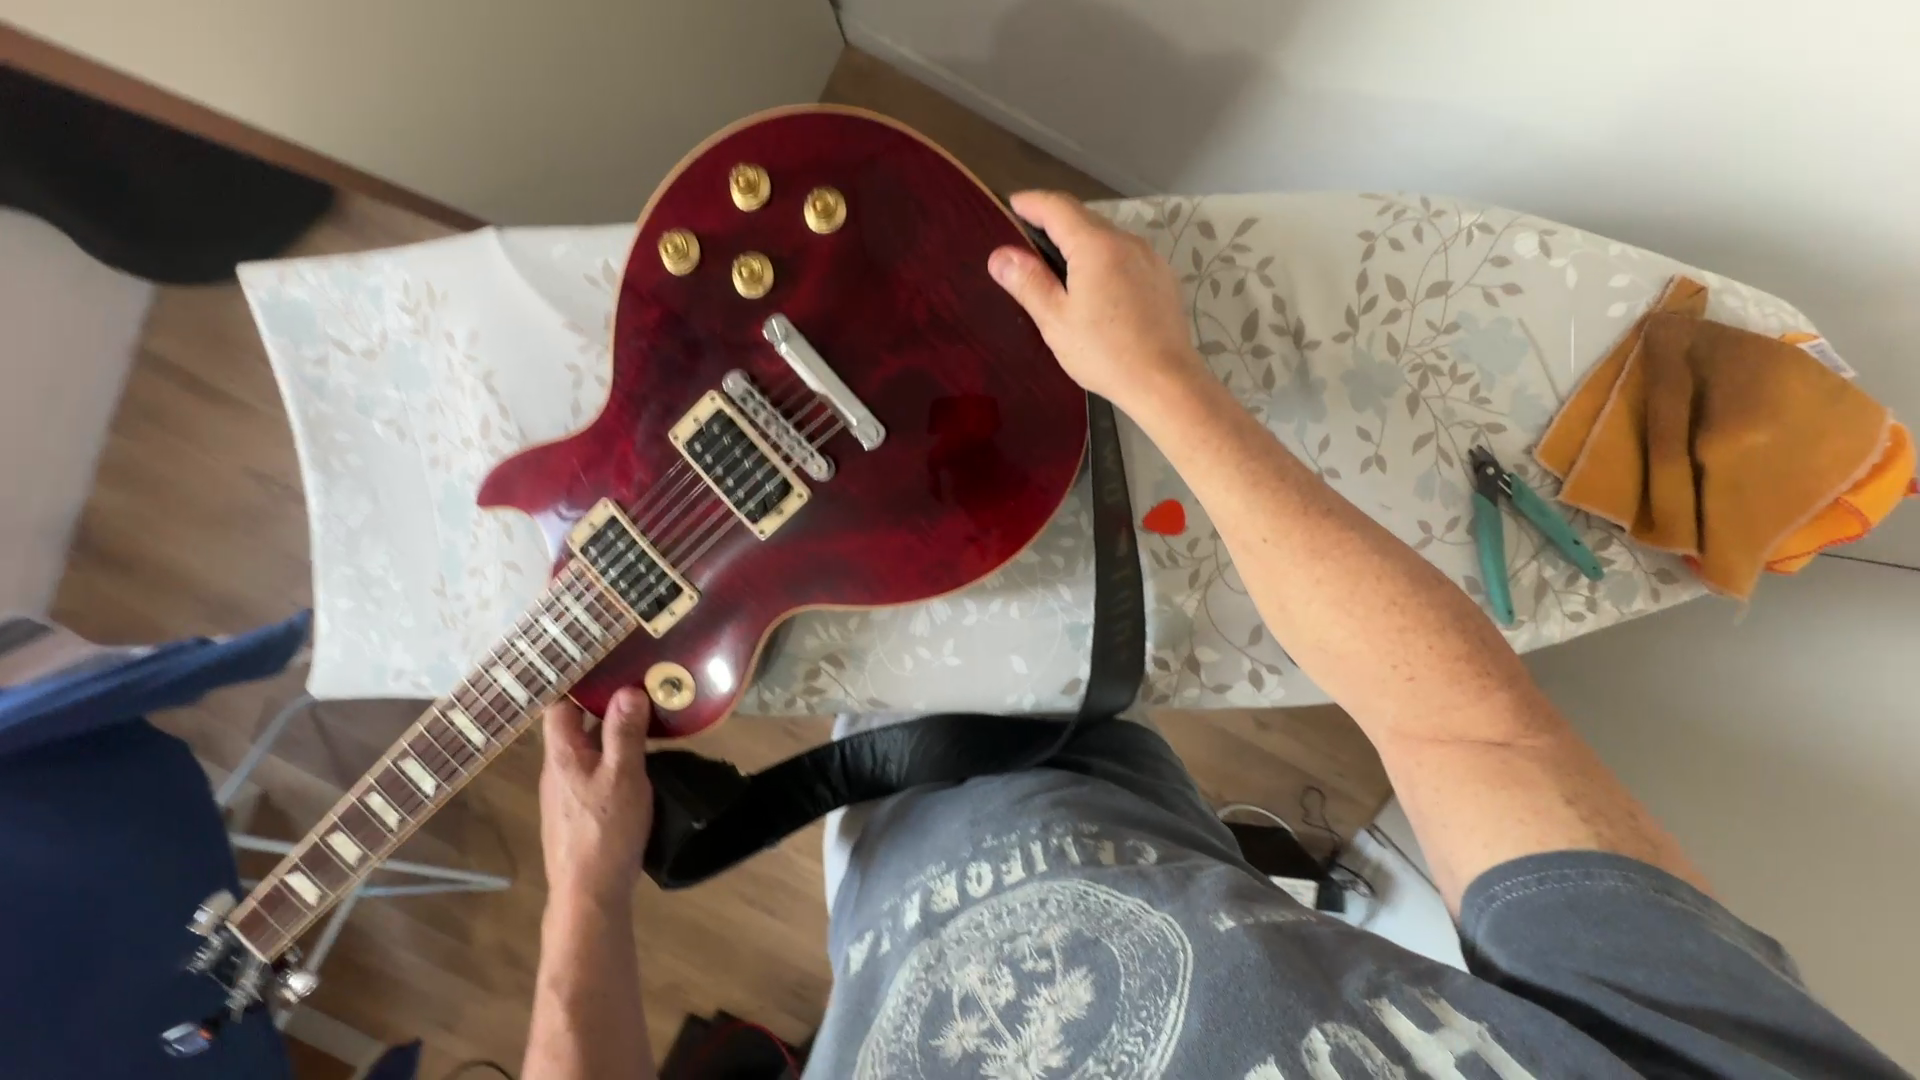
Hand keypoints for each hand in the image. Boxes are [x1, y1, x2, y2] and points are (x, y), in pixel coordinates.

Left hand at [539, 688, 653, 908]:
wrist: (590, 894)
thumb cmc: (606, 831)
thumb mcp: (623, 776)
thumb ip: (625, 733)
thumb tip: (627, 690)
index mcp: (563, 756)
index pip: (560, 707)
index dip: (579, 685)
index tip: (609, 666)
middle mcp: (558, 771)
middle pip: (576, 728)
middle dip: (606, 707)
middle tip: (643, 689)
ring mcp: (566, 794)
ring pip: (588, 752)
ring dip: (613, 735)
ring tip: (650, 721)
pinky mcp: (579, 813)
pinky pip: (595, 773)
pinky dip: (615, 760)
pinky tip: (641, 764)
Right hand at [989, 190, 1205, 412]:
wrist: (1164, 381)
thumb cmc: (1105, 353)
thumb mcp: (1056, 321)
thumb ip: (1028, 282)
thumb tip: (1000, 255)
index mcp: (1096, 246)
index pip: (1058, 207)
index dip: (1032, 202)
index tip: (1013, 204)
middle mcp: (1127, 241)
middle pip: (1085, 219)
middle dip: (1055, 223)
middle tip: (1029, 240)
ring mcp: (1150, 258)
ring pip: (1108, 238)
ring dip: (1081, 243)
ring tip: (1060, 267)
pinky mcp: (1163, 278)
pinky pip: (1126, 257)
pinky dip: (1105, 260)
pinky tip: (1097, 288)